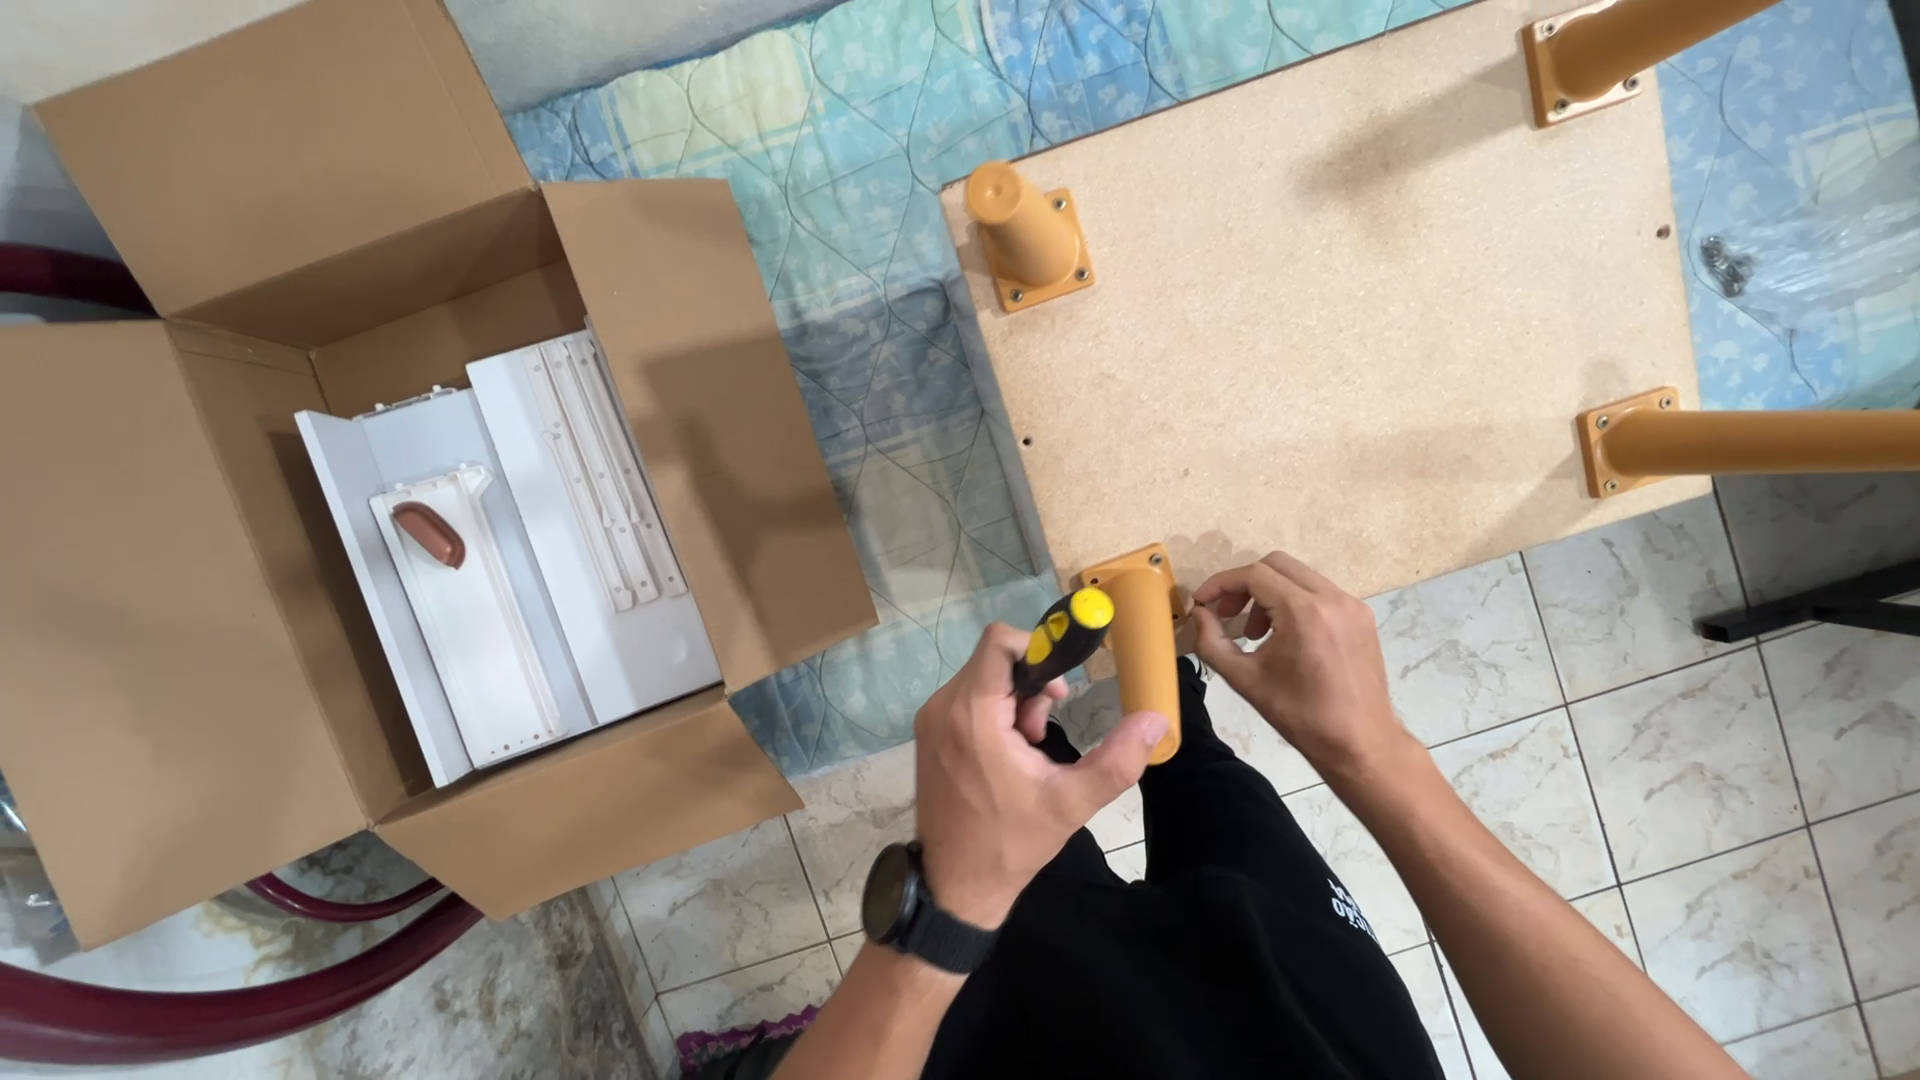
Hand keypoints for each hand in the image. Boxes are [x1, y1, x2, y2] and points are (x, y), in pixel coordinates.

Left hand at [914, 623, 1168, 928]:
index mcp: (973, 715)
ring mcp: (929, 717)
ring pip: (982, 677)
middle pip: (995, 660)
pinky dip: (992, 710)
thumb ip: (1117, 760)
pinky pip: (966, 696)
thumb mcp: (1072, 803)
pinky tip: (1005, 754)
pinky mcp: (927, 730)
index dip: (1038, 648)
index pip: (999, 641)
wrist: (955, 884)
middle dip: (1030, 685)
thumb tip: (1156, 721)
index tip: (1060, 688)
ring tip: (1027, 748)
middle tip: (1043, 732)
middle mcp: (943, 706)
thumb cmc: (1012, 842)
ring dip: (1013, 700)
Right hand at [1189, 551, 1413, 782]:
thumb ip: (1211, 641)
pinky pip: (1319, 591)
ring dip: (1269, 592)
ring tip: (1256, 632)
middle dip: (1244, 584)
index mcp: (1304, 612)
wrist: (1360, 742)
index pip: (1253, 575)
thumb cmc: (1299, 714)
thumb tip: (1199, 615)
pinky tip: (1284, 635)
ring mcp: (1352, 605)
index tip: (1202, 602)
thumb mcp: (1243, 679)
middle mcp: (1332, 599)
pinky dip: (1293, 601)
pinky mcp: (1362, 616)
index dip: (1221, 584)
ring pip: (1299, 575)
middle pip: (1276, 564)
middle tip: (1228, 614)